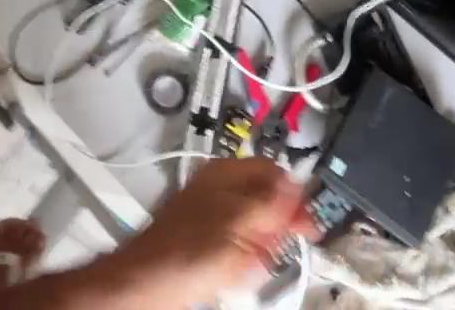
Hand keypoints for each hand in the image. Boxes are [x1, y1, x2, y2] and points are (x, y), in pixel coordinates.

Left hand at [104, 158, 310, 306]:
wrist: (145, 284)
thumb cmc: (187, 250)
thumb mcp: (236, 222)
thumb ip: (269, 203)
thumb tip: (297, 185)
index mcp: (226, 173)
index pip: (272, 170)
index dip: (293, 192)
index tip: (309, 218)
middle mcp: (220, 187)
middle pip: (265, 198)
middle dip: (276, 225)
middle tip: (278, 247)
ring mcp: (213, 214)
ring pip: (254, 226)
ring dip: (260, 246)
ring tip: (252, 263)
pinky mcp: (207, 240)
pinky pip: (239, 246)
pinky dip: (245, 259)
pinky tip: (239, 271)